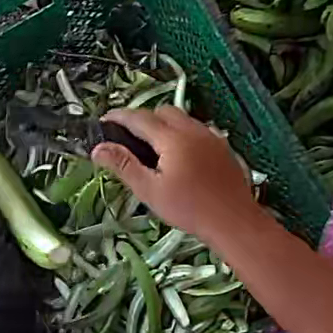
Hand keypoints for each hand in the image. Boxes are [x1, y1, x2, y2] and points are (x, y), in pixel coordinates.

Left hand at [0, 171, 42, 332]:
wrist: (12, 313)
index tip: (8, 160)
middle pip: (0, 200)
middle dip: (16, 190)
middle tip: (35, 180)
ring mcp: (4, 243)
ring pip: (18, 213)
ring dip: (32, 206)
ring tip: (50, 200)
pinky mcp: (23, 253)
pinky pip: (31, 229)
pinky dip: (41, 223)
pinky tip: (54, 219)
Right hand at [92, 105, 262, 243]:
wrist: (233, 221)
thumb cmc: (188, 208)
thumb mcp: (149, 190)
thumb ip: (124, 165)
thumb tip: (98, 149)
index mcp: (172, 138)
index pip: (139, 117)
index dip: (118, 117)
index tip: (104, 121)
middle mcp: (193, 130)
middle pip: (162, 111)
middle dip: (142, 118)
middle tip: (127, 138)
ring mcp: (210, 136)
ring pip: (182, 118)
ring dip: (163, 124)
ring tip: (151, 147)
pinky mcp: (222, 147)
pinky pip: (196, 129)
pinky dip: (181, 133)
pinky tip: (178, 155)